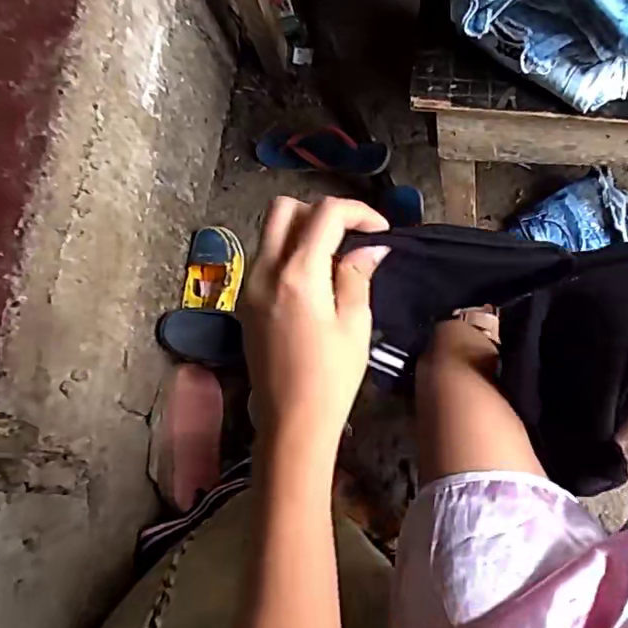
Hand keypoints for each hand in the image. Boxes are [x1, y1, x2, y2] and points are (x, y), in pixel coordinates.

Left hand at [239, 196, 389, 441]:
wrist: (291, 419)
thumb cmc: (331, 377)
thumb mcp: (354, 324)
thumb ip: (357, 276)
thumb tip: (370, 248)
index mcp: (297, 274)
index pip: (325, 214)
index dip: (359, 212)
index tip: (381, 229)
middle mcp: (264, 271)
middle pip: (286, 209)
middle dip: (323, 212)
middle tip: (354, 236)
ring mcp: (249, 286)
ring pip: (271, 231)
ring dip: (305, 230)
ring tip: (337, 259)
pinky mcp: (245, 302)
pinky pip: (265, 258)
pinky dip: (291, 252)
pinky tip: (317, 280)